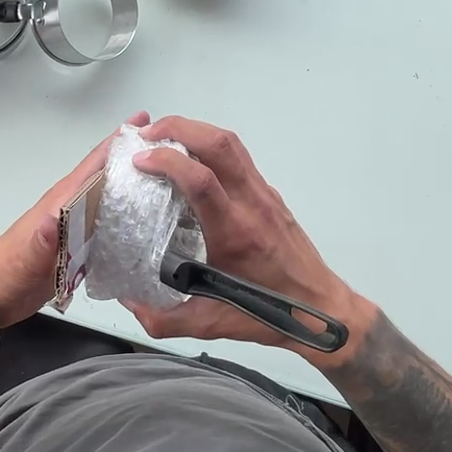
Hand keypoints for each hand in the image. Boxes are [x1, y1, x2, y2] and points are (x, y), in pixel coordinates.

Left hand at [0, 112, 150, 327]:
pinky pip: (107, 228)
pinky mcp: (76, 250)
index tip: (143, 122)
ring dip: (134, 189)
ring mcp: (73, 230)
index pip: (93, 165)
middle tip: (171, 148)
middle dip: (134, 160)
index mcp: (60, 203)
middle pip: (106, 177)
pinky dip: (126, 221)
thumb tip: (54, 218)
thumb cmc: (3, 273)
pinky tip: (147, 226)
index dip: (116, 142)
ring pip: (109, 200)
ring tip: (167, 181)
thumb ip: (41, 241)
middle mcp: (70, 210)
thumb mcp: (24, 259)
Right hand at [125, 117, 375, 362]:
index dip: (166, 161)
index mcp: (234, 232)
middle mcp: (251, 204)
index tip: (140, 161)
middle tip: (147, 134)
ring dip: (195, 130)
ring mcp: (264, 194)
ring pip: (231, 143)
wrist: (323, 312)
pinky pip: (238, 157)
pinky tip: (191, 160)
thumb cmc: (268, 316)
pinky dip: (210, 146)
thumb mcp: (209, 324)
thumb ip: (163, 318)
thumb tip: (129, 302)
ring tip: (164, 137)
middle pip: (218, 144)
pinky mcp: (270, 195)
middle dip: (178, 128)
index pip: (200, 179)